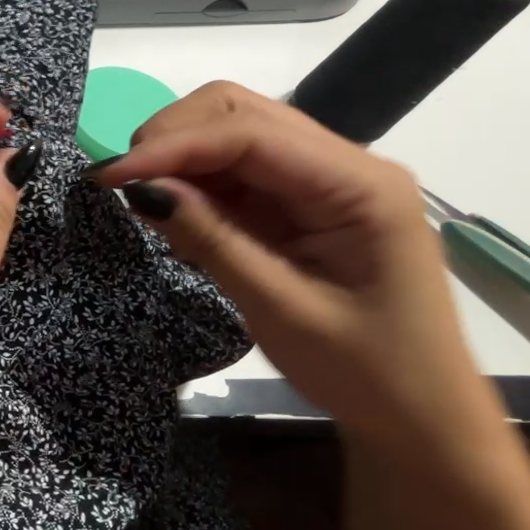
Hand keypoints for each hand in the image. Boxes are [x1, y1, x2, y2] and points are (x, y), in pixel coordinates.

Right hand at [89, 82, 500, 450]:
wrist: (421, 419)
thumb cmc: (366, 372)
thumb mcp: (280, 309)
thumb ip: (212, 240)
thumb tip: (139, 187)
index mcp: (359, 186)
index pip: (248, 135)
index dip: (171, 147)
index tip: (109, 178)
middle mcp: (343, 164)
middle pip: (237, 111)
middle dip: (170, 136)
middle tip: (122, 184)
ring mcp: (319, 178)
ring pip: (229, 129)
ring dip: (176, 153)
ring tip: (142, 198)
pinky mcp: (296, 199)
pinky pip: (231, 166)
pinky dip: (190, 178)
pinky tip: (173, 212)